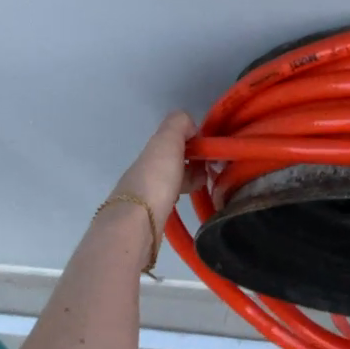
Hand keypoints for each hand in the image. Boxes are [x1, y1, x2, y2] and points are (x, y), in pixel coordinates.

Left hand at [109, 111, 206, 225]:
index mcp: (151, 151)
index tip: (211, 149)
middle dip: (195, 161)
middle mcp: (147, 169)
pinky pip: (173, 197)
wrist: (136, 224)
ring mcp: (148, 193)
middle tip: (213, 169)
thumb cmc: (156, 179)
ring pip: (174, 179)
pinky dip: (184, 195)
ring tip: (207, 185)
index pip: (175, 138)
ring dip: (191, 179)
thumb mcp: (167, 141)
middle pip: (175, 159)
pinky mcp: (152, 215)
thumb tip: (190, 127)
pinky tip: (192, 199)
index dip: (195, 139)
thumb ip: (178, 124)